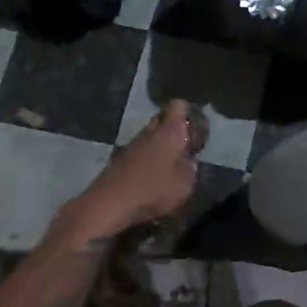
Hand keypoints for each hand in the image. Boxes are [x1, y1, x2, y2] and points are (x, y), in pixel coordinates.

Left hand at [59, 100, 198, 238]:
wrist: (111, 202)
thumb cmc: (154, 188)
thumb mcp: (185, 184)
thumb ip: (191, 168)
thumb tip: (189, 160)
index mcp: (170, 131)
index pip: (178, 105)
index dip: (188, 113)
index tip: (195, 129)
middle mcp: (150, 131)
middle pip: (163, 119)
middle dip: (175, 130)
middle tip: (185, 148)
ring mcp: (133, 143)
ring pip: (151, 135)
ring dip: (161, 145)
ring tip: (171, 166)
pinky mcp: (121, 158)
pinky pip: (141, 150)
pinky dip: (148, 158)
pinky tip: (153, 176)